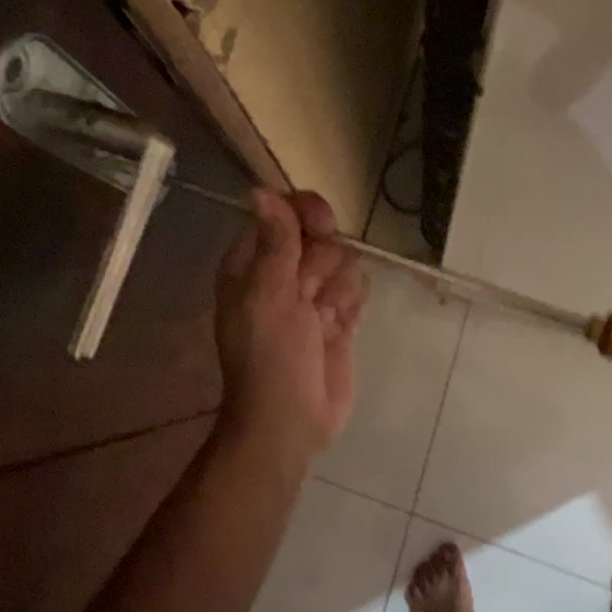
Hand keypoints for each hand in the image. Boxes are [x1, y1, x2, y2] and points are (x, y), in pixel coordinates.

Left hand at [214, 190, 367, 456]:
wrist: (291, 422)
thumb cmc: (269, 356)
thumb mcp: (266, 295)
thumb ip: (274, 241)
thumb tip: (259, 190)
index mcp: (252, 261)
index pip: (283, 212)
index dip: (304, 212)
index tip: (320, 224)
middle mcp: (283, 271)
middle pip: (321, 233)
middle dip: (323, 260)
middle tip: (310, 293)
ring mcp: (314, 294)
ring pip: (344, 259)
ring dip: (339, 287)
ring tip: (323, 320)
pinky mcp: (340, 316)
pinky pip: (358, 287)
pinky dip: (353, 304)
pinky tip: (340, 327)